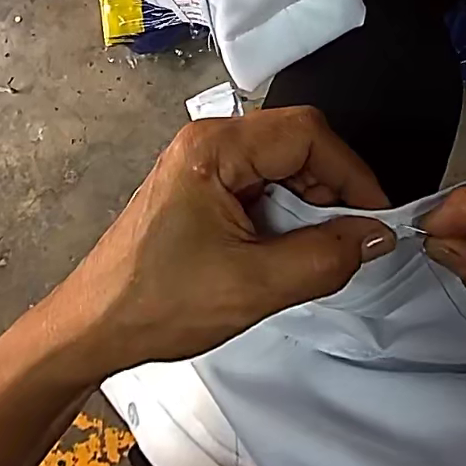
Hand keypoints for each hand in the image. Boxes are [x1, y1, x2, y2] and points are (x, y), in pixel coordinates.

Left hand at [39, 107, 395, 378]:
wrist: (89, 330)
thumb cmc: (156, 305)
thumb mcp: (252, 287)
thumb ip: (324, 258)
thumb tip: (376, 236)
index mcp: (215, 148)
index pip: (307, 134)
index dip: (350, 172)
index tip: (375, 216)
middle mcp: (211, 139)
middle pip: (299, 142)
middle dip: (331, 189)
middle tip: (346, 236)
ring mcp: (207, 157)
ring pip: (287, 161)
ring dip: (312, 202)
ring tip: (315, 246)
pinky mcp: (208, 179)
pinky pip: (268, 178)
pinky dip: (290, 209)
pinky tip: (287, 243)